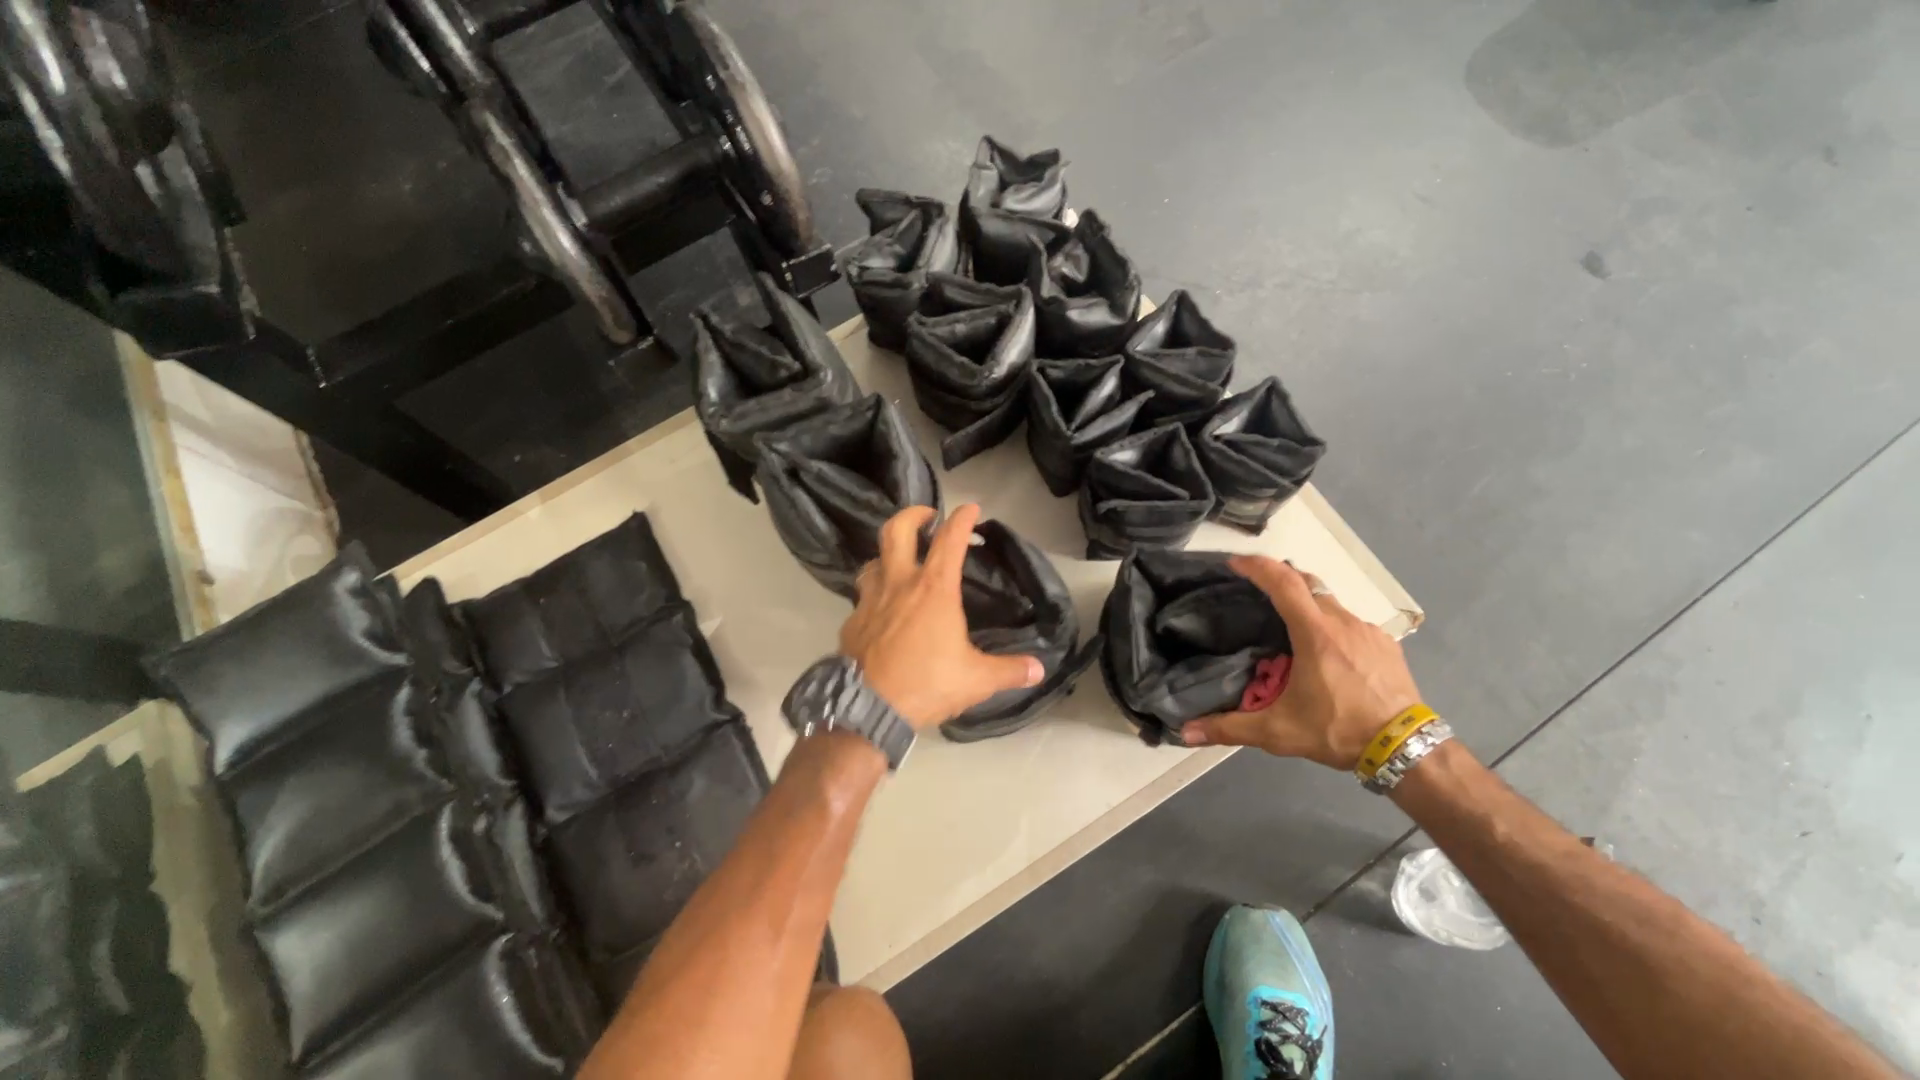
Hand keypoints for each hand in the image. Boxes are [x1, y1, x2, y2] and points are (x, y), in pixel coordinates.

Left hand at [840, 504, 1043, 730]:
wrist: (869, 709)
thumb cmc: (927, 684)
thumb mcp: (977, 680)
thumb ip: (1009, 670)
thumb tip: (1038, 669)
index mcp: (933, 589)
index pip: (950, 540)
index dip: (962, 519)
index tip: (971, 508)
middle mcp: (899, 584)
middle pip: (896, 530)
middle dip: (912, 515)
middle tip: (927, 517)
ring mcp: (869, 601)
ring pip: (873, 561)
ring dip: (887, 554)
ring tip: (900, 562)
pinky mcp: (851, 622)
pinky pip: (862, 597)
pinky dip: (874, 594)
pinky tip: (882, 610)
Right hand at [1180, 556, 1421, 769]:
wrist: (1405, 748)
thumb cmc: (1338, 730)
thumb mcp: (1278, 732)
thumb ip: (1230, 728)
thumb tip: (1185, 731)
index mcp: (1315, 633)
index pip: (1284, 583)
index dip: (1258, 567)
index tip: (1236, 563)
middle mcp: (1342, 622)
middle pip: (1308, 585)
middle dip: (1281, 581)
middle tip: (1257, 591)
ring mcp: (1369, 632)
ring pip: (1331, 605)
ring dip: (1308, 608)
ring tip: (1291, 632)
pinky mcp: (1387, 645)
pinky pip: (1352, 625)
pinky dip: (1333, 629)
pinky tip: (1328, 656)